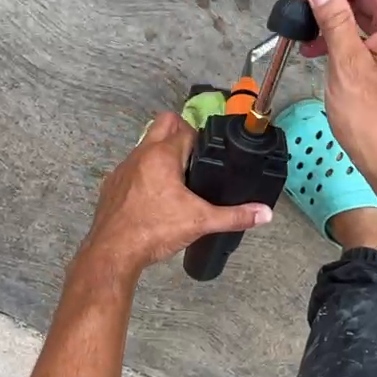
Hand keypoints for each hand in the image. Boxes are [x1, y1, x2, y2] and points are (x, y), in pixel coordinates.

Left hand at [80, 112, 272, 275]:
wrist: (112, 253)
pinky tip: (153, 196)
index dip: (201, 140)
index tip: (209, 156)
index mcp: (162, 155)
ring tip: (177, 179)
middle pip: (164, 123)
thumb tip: (264, 214)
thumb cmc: (155, 231)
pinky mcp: (112, 184)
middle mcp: (140, 154)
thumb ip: (234, 216)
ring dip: (162, 153)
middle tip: (194, 158)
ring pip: (146, 145)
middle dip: (181, 132)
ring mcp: (123, 167)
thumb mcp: (201, 222)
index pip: (186, 130)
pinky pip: (132, 166)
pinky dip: (144, 173)